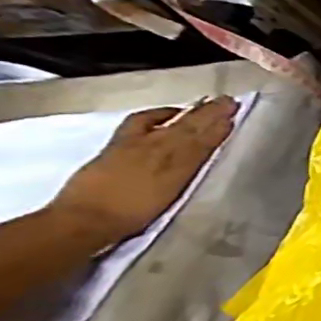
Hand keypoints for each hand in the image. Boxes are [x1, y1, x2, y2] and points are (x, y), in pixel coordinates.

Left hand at [47, 97, 238, 244]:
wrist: (85, 219)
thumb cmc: (132, 216)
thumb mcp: (169, 195)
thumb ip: (188, 171)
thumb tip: (203, 150)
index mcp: (180, 167)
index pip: (205, 142)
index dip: (220, 128)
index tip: (235, 114)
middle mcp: (162, 150)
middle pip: (191, 128)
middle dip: (211, 114)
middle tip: (228, 101)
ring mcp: (139, 145)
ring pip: (173, 124)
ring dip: (193, 112)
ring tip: (208, 103)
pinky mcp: (118, 145)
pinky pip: (144, 122)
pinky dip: (159, 114)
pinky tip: (170, 112)